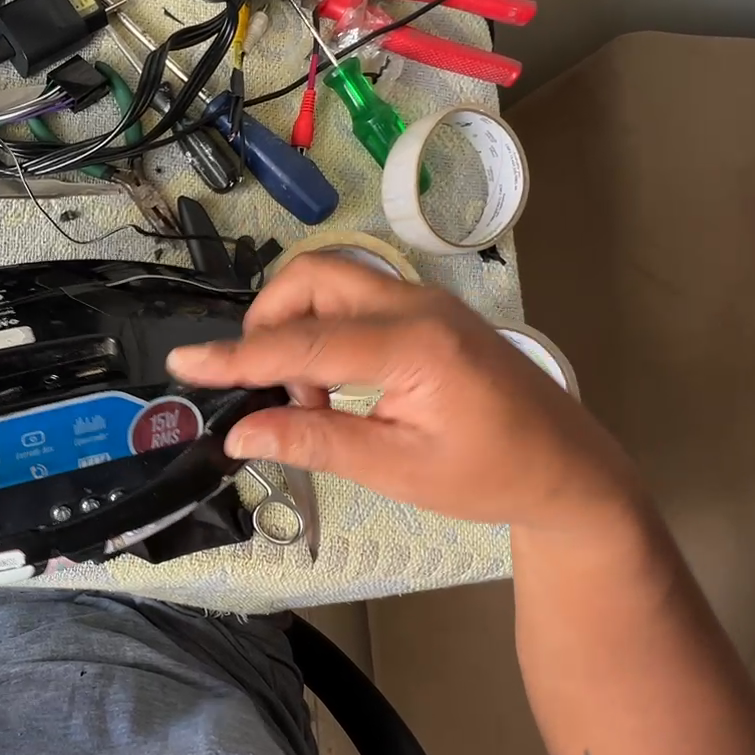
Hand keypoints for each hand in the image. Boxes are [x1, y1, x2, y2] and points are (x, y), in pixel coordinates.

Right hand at [166, 253, 645, 532]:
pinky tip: (333, 384)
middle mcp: (414, 306)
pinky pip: (351, 297)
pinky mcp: (424, 310)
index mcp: (412, 348)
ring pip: (328, 279)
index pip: (301, 345)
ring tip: (308, 396)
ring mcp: (422, 301)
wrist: (570, 468)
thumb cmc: (489, 476)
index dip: (236, 356)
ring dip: (294, 326)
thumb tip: (238, 433)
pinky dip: (320, 330)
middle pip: (311, 278)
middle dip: (267, 322)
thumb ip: (314, 442)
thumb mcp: (396, 469)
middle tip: (267, 386)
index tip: (184, 363)